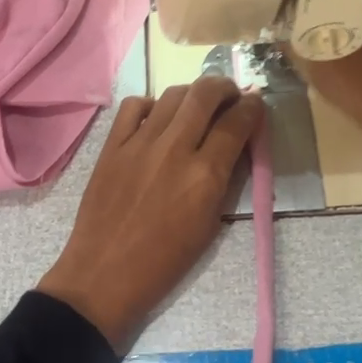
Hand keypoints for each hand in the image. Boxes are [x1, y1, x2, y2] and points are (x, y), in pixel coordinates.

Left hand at [37, 77, 262, 351]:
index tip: (256, 104)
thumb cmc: (165, 262)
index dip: (252, 108)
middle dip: (225, 87)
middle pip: (205, 93)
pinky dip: (152, 106)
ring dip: (192, 94)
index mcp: (205, 175)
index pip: (237, 123)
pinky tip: (157, 119)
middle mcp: (174, 149)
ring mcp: (139, 143)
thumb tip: (235, 146)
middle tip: (231, 94)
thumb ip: (224, 179)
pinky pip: (134, 106)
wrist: (105, 275)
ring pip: (172, 94)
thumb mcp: (209, 225)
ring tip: (197, 106)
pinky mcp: (111, 145)